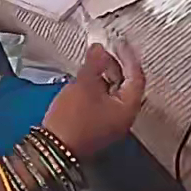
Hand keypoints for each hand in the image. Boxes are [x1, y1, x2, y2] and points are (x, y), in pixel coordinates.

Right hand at [40, 41, 145, 158]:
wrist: (54, 147)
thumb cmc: (72, 118)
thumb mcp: (85, 85)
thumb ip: (95, 63)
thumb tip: (99, 48)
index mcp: (128, 108)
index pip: (136, 77)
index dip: (128, 57)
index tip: (119, 44)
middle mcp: (124, 118)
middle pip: (127, 85)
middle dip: (116, 65)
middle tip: (104, 51)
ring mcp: (111, 124)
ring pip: (114, 93)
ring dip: (106, 76)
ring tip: (93, 62)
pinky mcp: (98, 126)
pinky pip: (105, 101)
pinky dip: (99, 87)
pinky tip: (87, 79)